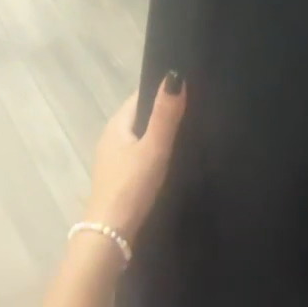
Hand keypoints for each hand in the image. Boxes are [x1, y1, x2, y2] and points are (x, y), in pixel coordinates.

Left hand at [84, 71, 185, 243]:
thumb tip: (175, 74)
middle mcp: (111, 138)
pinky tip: (172, 162)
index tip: (189, 86)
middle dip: (163, 112)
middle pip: (140, 117)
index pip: (140, 96)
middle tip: (196, 109)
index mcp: (116, 125)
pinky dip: (154, 154)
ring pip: (139, 138)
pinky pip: (139, 157)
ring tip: (190, 133)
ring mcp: (112, 160)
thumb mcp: (153, 148)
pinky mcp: (119, 179)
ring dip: (159, 136)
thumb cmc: (131, 186)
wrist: (110, 232)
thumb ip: (166, 115)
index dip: (162, 89)